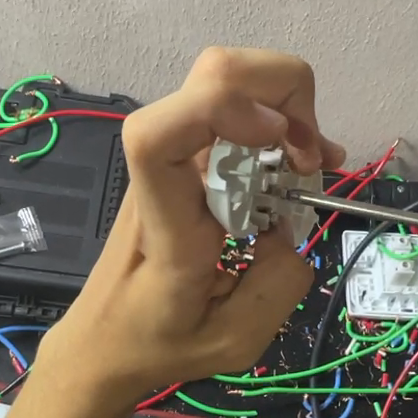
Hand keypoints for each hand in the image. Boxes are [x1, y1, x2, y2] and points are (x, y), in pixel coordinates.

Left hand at [37, 47, 344, 406]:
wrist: (106, 340)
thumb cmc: (158, 344)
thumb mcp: (234, 343)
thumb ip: (279, 286)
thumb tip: (291, 230)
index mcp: (167, 226)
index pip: (157, 135)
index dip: (222, 109)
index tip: (280, 143)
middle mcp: (165, 176)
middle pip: (211, 73)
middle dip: (284, 93)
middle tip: (311, 158)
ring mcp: (174, 162)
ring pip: (224, 81)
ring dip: (285, 106)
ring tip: (310, 163)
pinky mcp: (184, 163)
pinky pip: (230, 113)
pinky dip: (275, 122)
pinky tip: (297, 165)